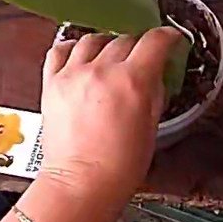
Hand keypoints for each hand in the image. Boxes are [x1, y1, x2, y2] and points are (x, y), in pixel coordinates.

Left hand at [36, 28, 179, 214]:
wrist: (81, 184)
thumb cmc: (120, 164)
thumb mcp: (152, 125)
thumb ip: (154, 91)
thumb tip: (154, 74)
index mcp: (132, 81)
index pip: (154, 41)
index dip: (167, 37)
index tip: (170, 40)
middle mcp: (102, 70)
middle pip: (124, 39)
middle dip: (138, 46)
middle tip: (141, 59)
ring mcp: (73, 74)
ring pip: (93, 39)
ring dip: (106, 44)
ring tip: (110, 58)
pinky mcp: (51, 83)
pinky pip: (60, 50)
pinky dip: (73, 48)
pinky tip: (81, 57)